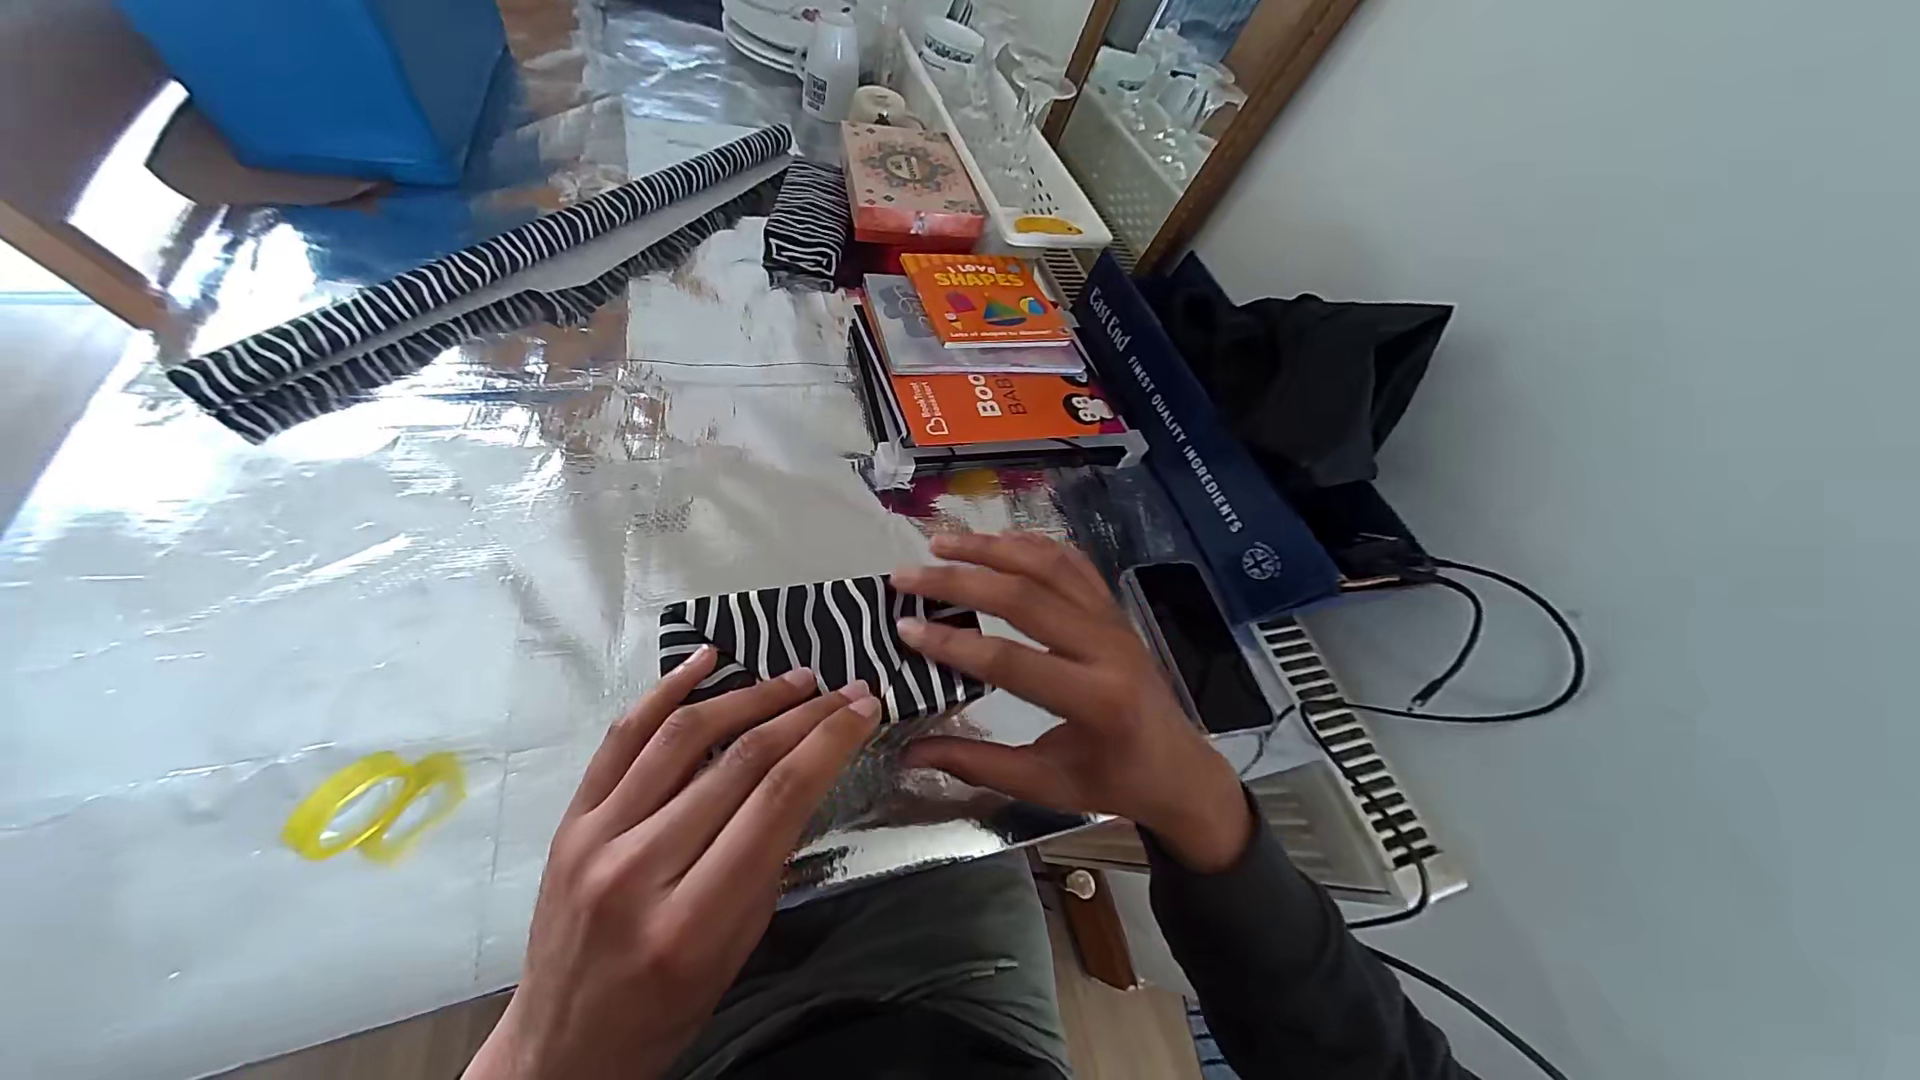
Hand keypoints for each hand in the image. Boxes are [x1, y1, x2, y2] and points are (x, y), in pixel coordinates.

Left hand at [466, 648, 879, 1079]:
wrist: (561, 1048)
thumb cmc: (669, 1007)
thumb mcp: (742, 944)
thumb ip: (772, 854)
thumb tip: (806, 770)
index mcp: (694, 916)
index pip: (780, 799)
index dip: (831, 741)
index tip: (865, 709)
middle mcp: (640, 867)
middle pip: (742, 760)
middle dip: (807, 714)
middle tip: (846, 689)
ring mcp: (596, 837)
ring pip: (685, 734)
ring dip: (751, 695)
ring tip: (796, 680)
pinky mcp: (570, 819)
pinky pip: (621, 736)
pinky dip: (666, 688)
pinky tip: (706, 659)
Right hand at [892, 532, 1253, 872]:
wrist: (1181, 769)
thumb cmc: (1115, 782)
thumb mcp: (1047, 785)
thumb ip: (978, 765)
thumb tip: (910, 750)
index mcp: (1094, 700)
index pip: (1010, 661)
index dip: (952, 642)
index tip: (904, 627)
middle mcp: (1107, 648)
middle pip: (1025, 597)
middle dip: (959, 581)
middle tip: (907, 576)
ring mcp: (1114, 621)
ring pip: (1048, 566)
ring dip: (991, 548)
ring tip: (941, 542)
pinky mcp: (1114, 609)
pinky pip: (1073, 564)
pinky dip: (1032, 545)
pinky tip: (997, 540)